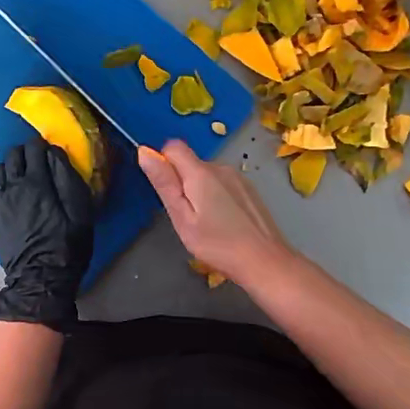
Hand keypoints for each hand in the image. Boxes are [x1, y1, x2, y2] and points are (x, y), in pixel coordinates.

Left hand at [0, 140, 95, 327]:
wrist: (40, 277)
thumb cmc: (67, 244)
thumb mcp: (80, 211)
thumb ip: (67, 178)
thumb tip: (55, 153)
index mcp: (37, 183)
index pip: (33, 149)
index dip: (40, 145)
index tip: (47, 150)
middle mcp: (12, 187)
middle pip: (12, 156)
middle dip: (23, 154)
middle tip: (34, 162)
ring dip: (9, 169)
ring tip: (19, 178)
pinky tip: (4, 195)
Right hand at [137, 140, 296, 287]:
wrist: (265, 261)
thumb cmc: (217, 244)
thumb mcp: (182, 217)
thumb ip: (164, 183)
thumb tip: (144, 151)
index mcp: (200, 173)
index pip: (173, 147)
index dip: (163, 163)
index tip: (167, 191)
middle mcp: (221, 167)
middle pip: (190, 162)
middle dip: (181, 182)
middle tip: (186, 216)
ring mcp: (238, 178)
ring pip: (206, 174)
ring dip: (199, 191)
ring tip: (206, 222)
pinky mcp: (249, 189)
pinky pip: (222, 183)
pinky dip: (216, 196)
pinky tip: (224, 222)